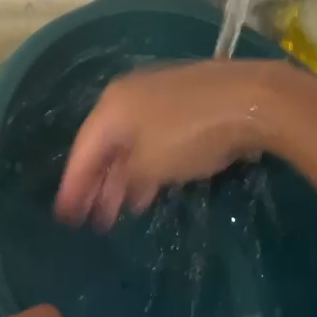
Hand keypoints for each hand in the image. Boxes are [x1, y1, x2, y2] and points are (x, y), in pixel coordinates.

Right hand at [54, 59, 301, 228]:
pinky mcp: (183, 102)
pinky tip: (147, 190)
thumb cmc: (191, 134)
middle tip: (90, 220)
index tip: (65, 216)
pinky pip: (152, 138)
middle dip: (97, 184)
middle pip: (104, 145)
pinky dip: (145, 165)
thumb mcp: (152, 165)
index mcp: (111, 107)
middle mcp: (127, 96)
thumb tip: (121, 183)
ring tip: (118, 213)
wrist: (251, 99)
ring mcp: (157, 97)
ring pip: (129, 143)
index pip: (82, 150)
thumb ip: (127, 178)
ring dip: (122, 178)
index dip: (73, 186)